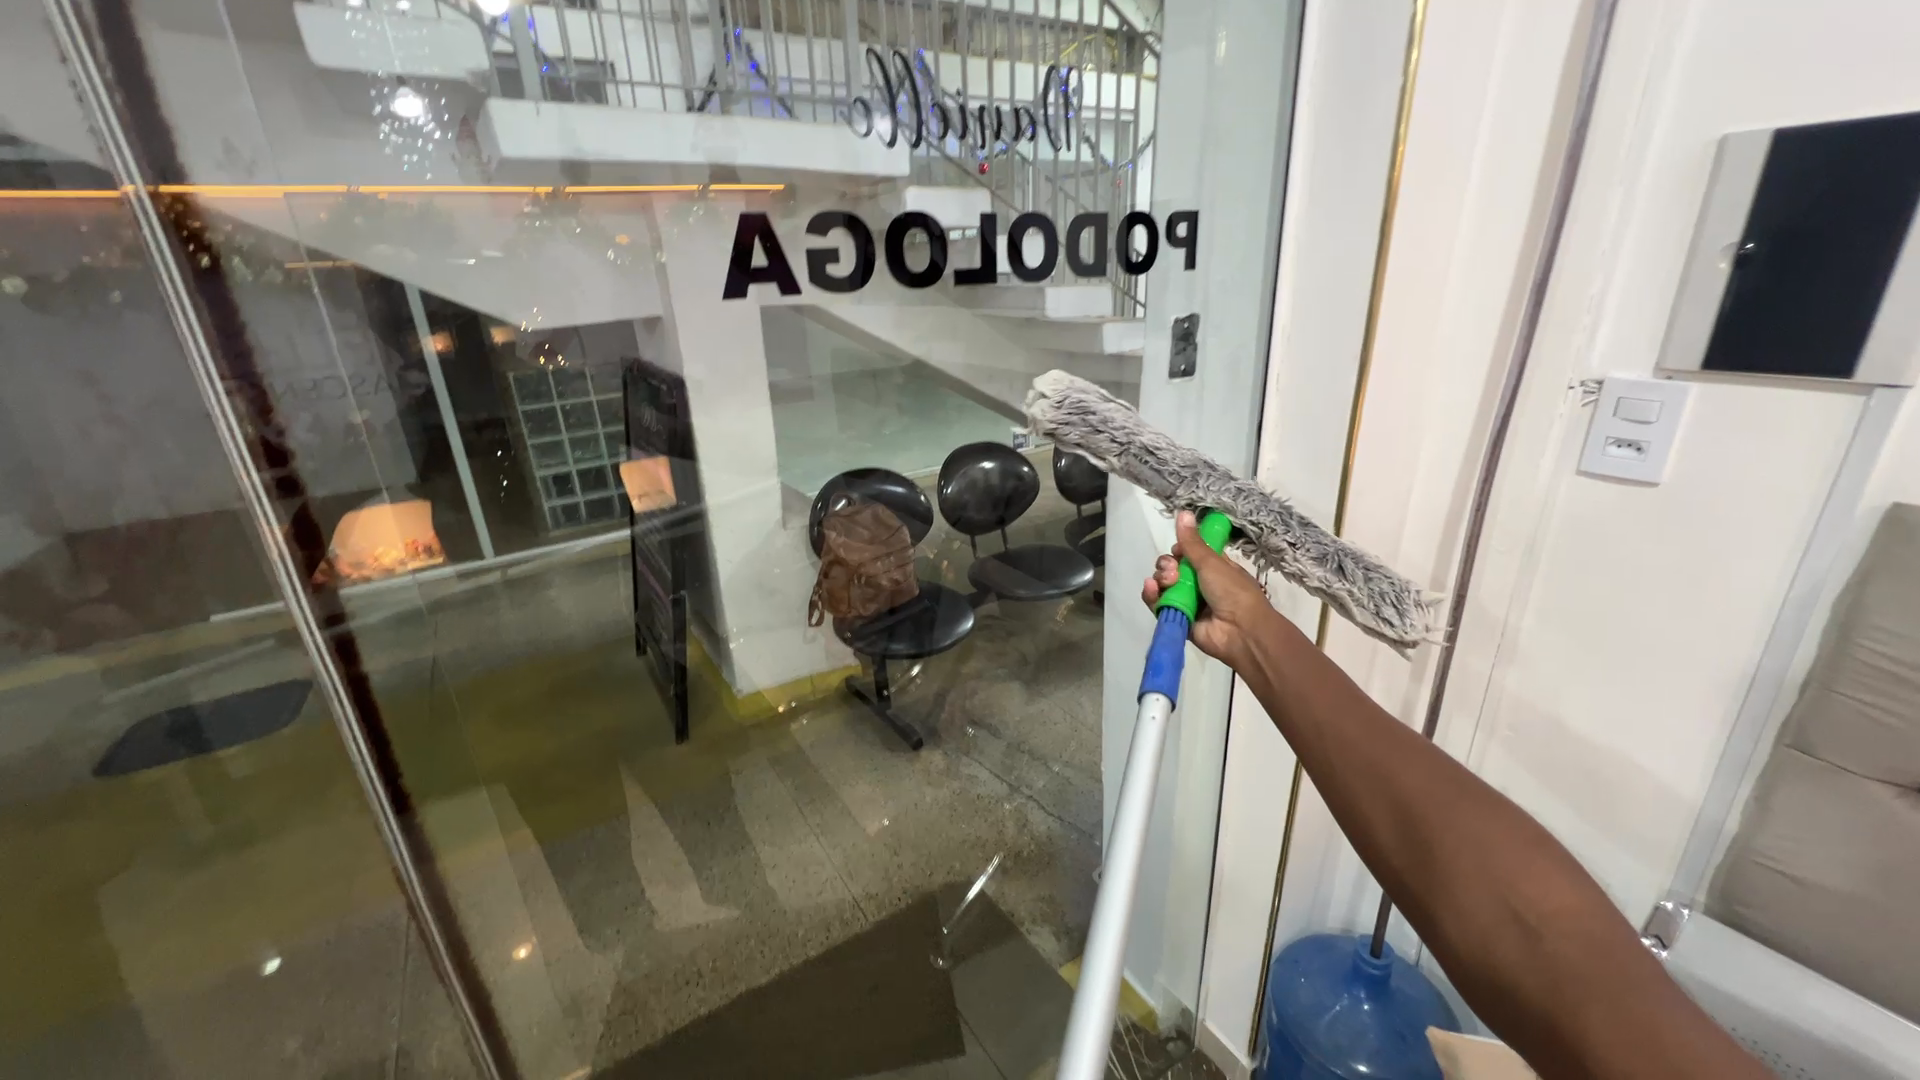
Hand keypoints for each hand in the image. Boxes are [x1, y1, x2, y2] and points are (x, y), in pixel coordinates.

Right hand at [1140, 511, 1274, 669]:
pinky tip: (1151, 588)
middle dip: (1167, 565)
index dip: (1179, 550)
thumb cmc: (1232, 591)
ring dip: (1160, 579)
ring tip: (1167, 582)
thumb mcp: (1212, 562)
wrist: (1240, 631)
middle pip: (1172, 568)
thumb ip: (1192, 541)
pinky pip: (1158, 604)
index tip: (1179, 550)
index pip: (1187, 554)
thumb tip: (1183, 512)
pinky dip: (1152, 596)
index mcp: (1212, 568)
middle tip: (1173, 570)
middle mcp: (1199, 583)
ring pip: (1163, 585)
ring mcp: (1187, 602)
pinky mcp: (1177, 618)